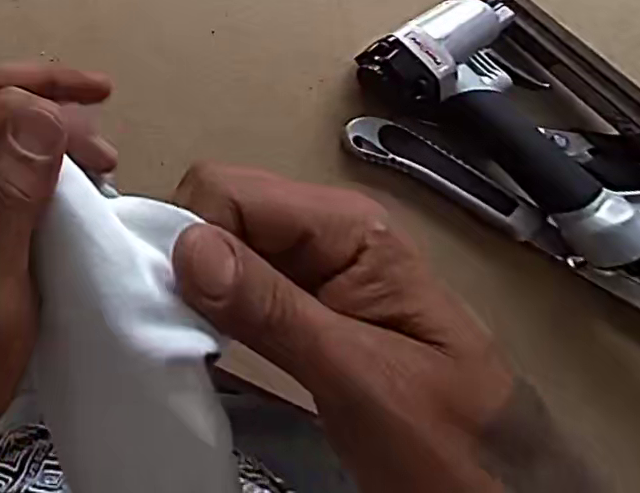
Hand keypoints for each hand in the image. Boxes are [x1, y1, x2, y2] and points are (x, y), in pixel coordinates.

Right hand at [171, 164, 600, 492]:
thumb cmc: (461, 448)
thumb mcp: (364, 382)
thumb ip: (274, 310)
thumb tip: (188, 247)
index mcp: (346, 225)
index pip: (230, 190)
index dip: (193, 232)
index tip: (178, 294)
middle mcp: (322, 226)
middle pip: (219, 204)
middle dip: (189, 251)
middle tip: (185, 314)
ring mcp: (309, 258)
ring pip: (218, 236)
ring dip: (195, 276)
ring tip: (194, 325)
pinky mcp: (295, 290)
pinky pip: (230, 270)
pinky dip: (207, 295)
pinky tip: (210, 329)